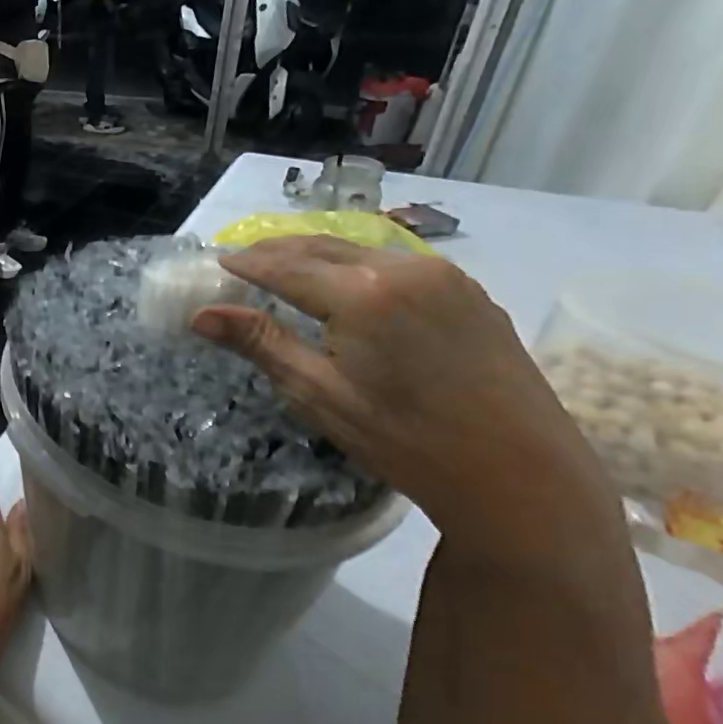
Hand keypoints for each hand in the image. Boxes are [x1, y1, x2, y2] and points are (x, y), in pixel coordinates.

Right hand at [191, 236, 616, 561]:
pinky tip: (351, 285)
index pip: (285, 267)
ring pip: (361, 251)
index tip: (218, 261)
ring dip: (318, 255)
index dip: (247, 264)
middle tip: (244, 258)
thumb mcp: (322, 396)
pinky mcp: (469, 290)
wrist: (521, 476)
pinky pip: (397, 263)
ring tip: (289, 267)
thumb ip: (262, 344)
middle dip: (277, 250)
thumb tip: (201, 315)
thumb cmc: (407, 441)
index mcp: (362, 293)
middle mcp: (402, 267)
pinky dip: (360, 266)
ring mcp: (442, 275)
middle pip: (322, 247)